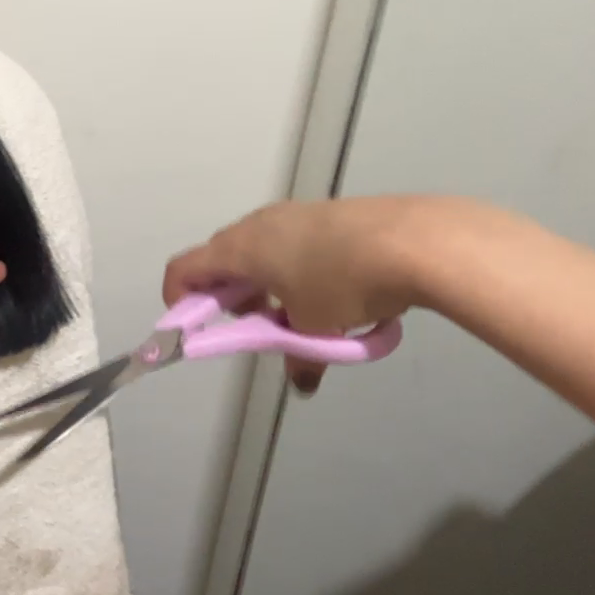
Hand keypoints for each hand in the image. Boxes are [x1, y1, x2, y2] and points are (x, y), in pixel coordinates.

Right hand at [162, 196, 443, 393]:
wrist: (417, 240)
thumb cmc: (345, 283)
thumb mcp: (317, 327)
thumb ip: (299, 357)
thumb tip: (302, 383)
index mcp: (237, 250)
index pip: (182, 269)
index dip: (178, 298)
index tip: (196, 326)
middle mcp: (254, 225)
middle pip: (219, 258)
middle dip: (228, 293)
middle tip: (257, 323)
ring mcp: (291, 214)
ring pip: (257, 248)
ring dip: (263, 280)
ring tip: (298, 308)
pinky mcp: (325, 212)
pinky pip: (290, 240)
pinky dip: (293, 266)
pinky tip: (333, 288)